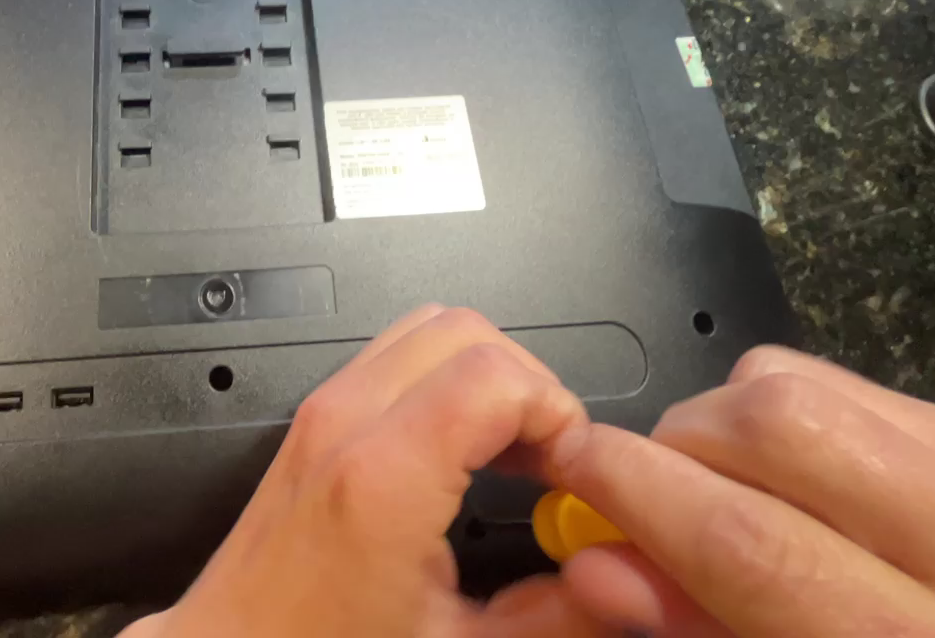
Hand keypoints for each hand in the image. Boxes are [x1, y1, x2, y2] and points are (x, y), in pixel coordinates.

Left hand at [121, 304, 604, 637]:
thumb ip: (553, 616)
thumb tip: (616, 576)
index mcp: (381, 478)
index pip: (492, 374)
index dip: (554, 407)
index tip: (573, 462)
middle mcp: (346, 421)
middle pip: (463, 330)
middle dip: (527, 381)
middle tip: (550, 453)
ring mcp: (324, 406)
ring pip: (428, 326)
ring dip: (485, 371)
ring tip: (512, 446)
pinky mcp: (318, 411)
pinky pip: (397, 352)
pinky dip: (446, 376)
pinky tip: (464, 442)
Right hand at [549, 345, 934, 636]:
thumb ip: (688, 630)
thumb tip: (590, 556)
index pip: (749, 543)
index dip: (632, 488)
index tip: (565, 459)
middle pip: (777, 424)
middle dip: (679, 442)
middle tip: (658, 488)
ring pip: (801, 382)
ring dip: (725, 421)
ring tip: (736, 488)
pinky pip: (847, 383)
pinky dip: (785, 415)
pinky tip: (809, 485)